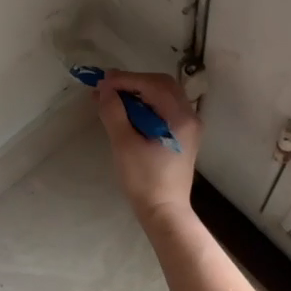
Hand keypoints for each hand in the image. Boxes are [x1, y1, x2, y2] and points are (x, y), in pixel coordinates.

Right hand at [93, 69, 200, 219]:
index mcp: (180, 117)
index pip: (152, 85)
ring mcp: (187, 126)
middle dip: (132, 82)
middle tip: (106, 88)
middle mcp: (189, 116)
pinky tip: (125, 112)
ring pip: (162, 96)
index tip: (101, 82)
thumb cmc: (144, 180)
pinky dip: (144, 105)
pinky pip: (163, 109)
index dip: (125, 80)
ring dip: (137, 92)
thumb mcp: (124, 144)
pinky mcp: (181, 135)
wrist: (164, 211)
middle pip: (161, 85)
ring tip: (110, 98)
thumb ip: (114, 113)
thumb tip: (104, 89)